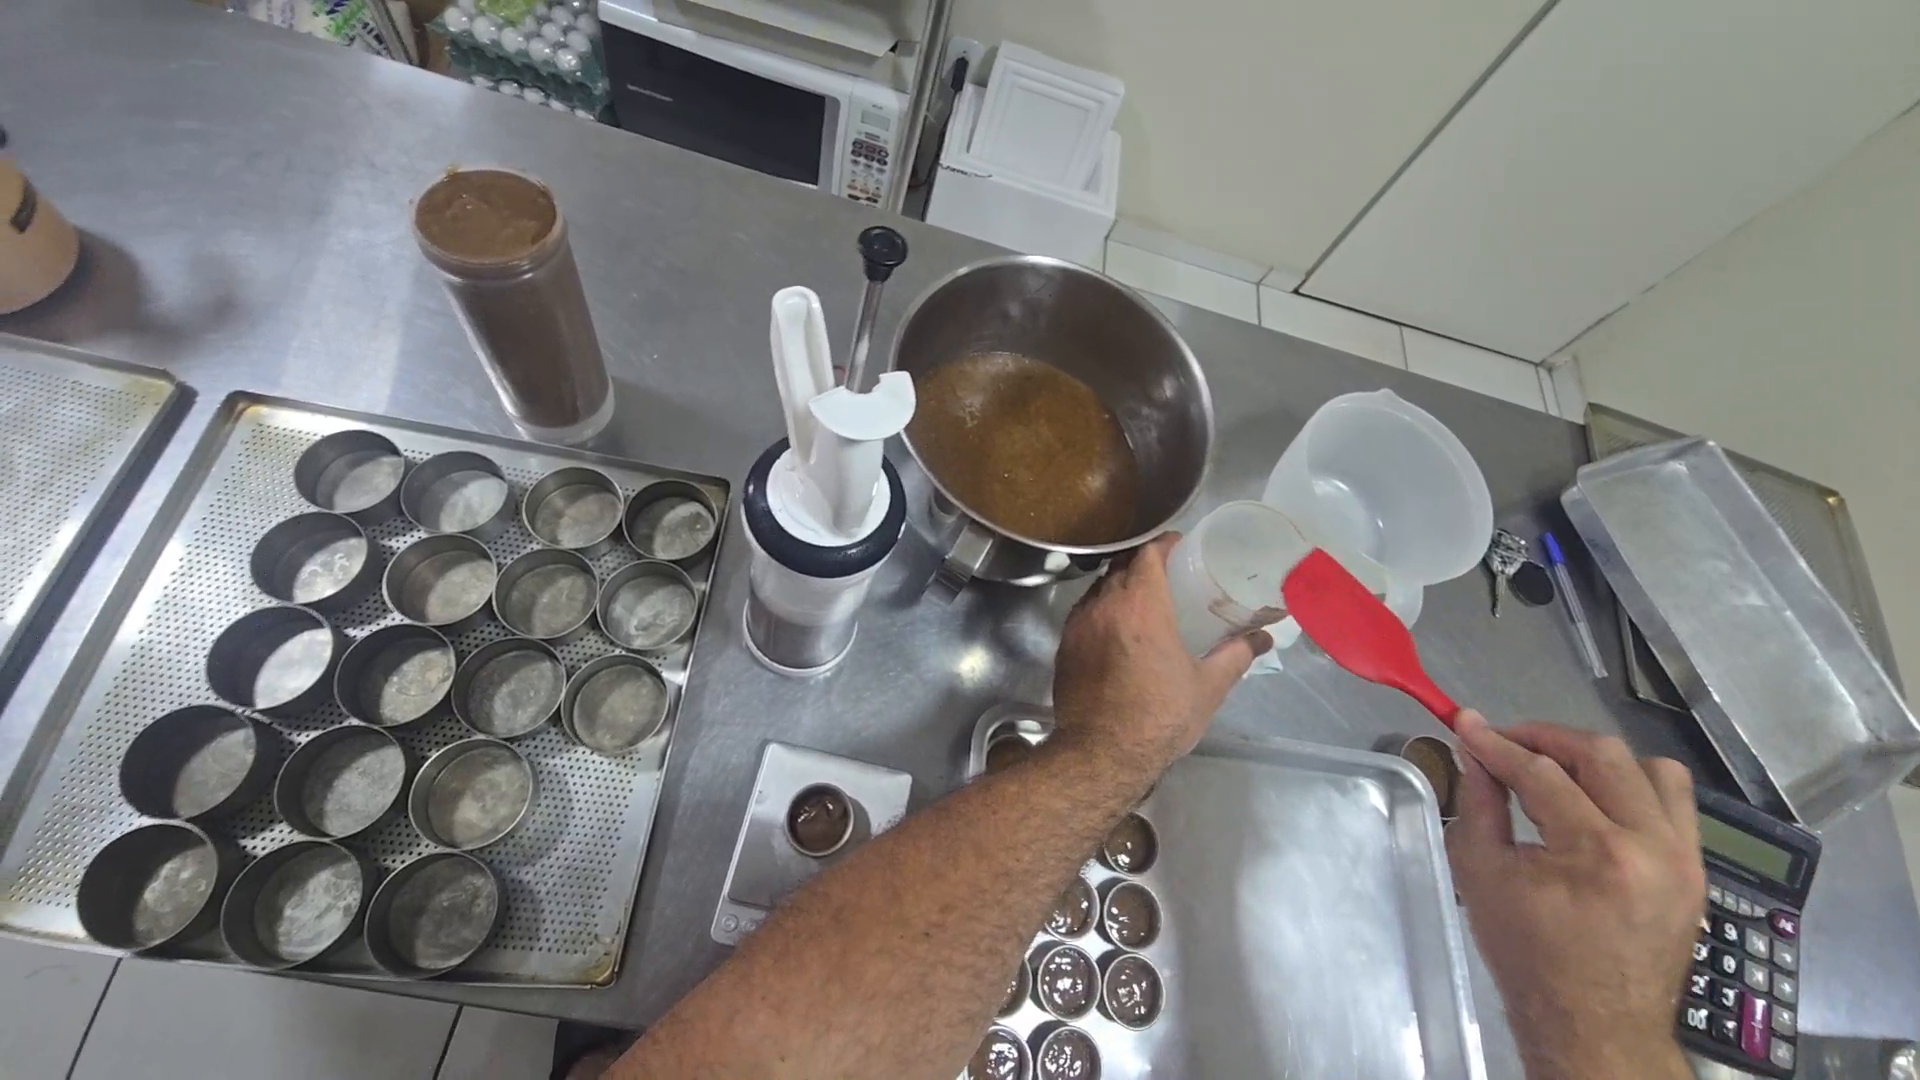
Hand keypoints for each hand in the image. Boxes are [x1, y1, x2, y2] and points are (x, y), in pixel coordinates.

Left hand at [1050, 534, 1269, 778]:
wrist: (1101, 753)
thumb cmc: (1159, 718)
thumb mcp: (1207, 687)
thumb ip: (1236, 655)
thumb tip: (1264, 638)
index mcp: (1141, 606)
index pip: (1148, 554)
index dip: (1164, 543)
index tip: (1179, 544)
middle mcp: (1105, 605)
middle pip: (1121, 566)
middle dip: (1142, 562)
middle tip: (1165, 571)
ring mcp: (1079, 624)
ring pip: (1098, 588)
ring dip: (1118, 585)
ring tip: (1140, 597)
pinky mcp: (1064, 644)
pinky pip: (1083, 612)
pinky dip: (1100, 608)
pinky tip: (1115, 626)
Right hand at [1447, 711, 1704, 1079]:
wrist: (1593, 1022)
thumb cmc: (1525, 951)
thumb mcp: (1481, 871)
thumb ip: (1479, 802)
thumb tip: (1475, 751)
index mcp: (1598, 853)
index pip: (1541, 772)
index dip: (1496, 743)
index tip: (1464, 722)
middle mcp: (1655, 848)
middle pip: (1603, 755)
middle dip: (1545, 737)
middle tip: (1505, 741)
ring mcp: (1686, 860)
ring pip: (1653, 770)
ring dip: (1597, 758)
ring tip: (1555, 768)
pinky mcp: (1695, 871)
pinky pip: (1673, 803)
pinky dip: (1630, 786)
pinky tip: (1592, 799)